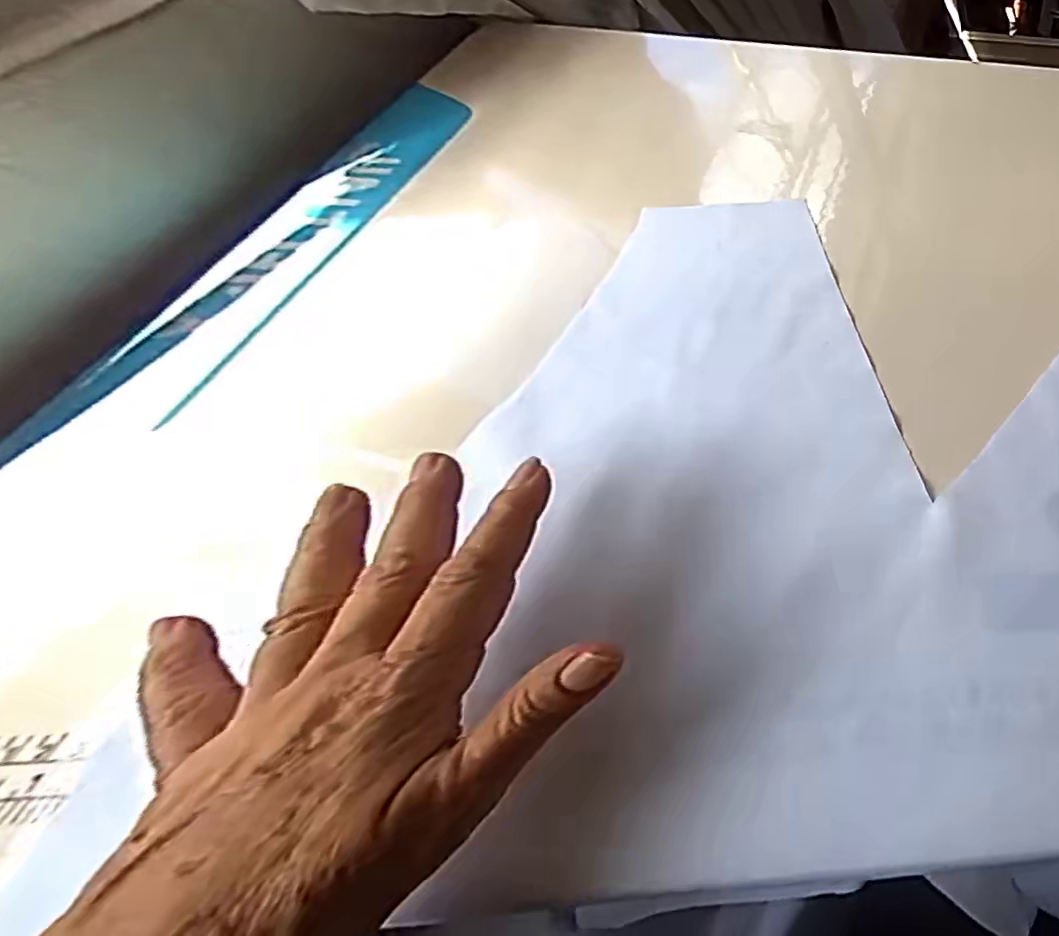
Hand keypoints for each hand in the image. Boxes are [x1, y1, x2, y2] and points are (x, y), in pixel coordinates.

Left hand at [49, 454, 621, 935]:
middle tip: (435, 463)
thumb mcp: (464, 796)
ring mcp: (265, 712)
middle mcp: (338, 680)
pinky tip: (179, 627)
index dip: (507, 522)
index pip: (472, 582)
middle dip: (421, 514)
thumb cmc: (337, 876)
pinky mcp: (202, 757)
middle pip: (391, 577)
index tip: (528, 476)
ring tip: (338, 498)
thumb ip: (532, 715)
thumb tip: (597, 654)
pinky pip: (191, 697)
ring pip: (305, 610)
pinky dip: (184, 660)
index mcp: (406, 686)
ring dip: (325, 549)